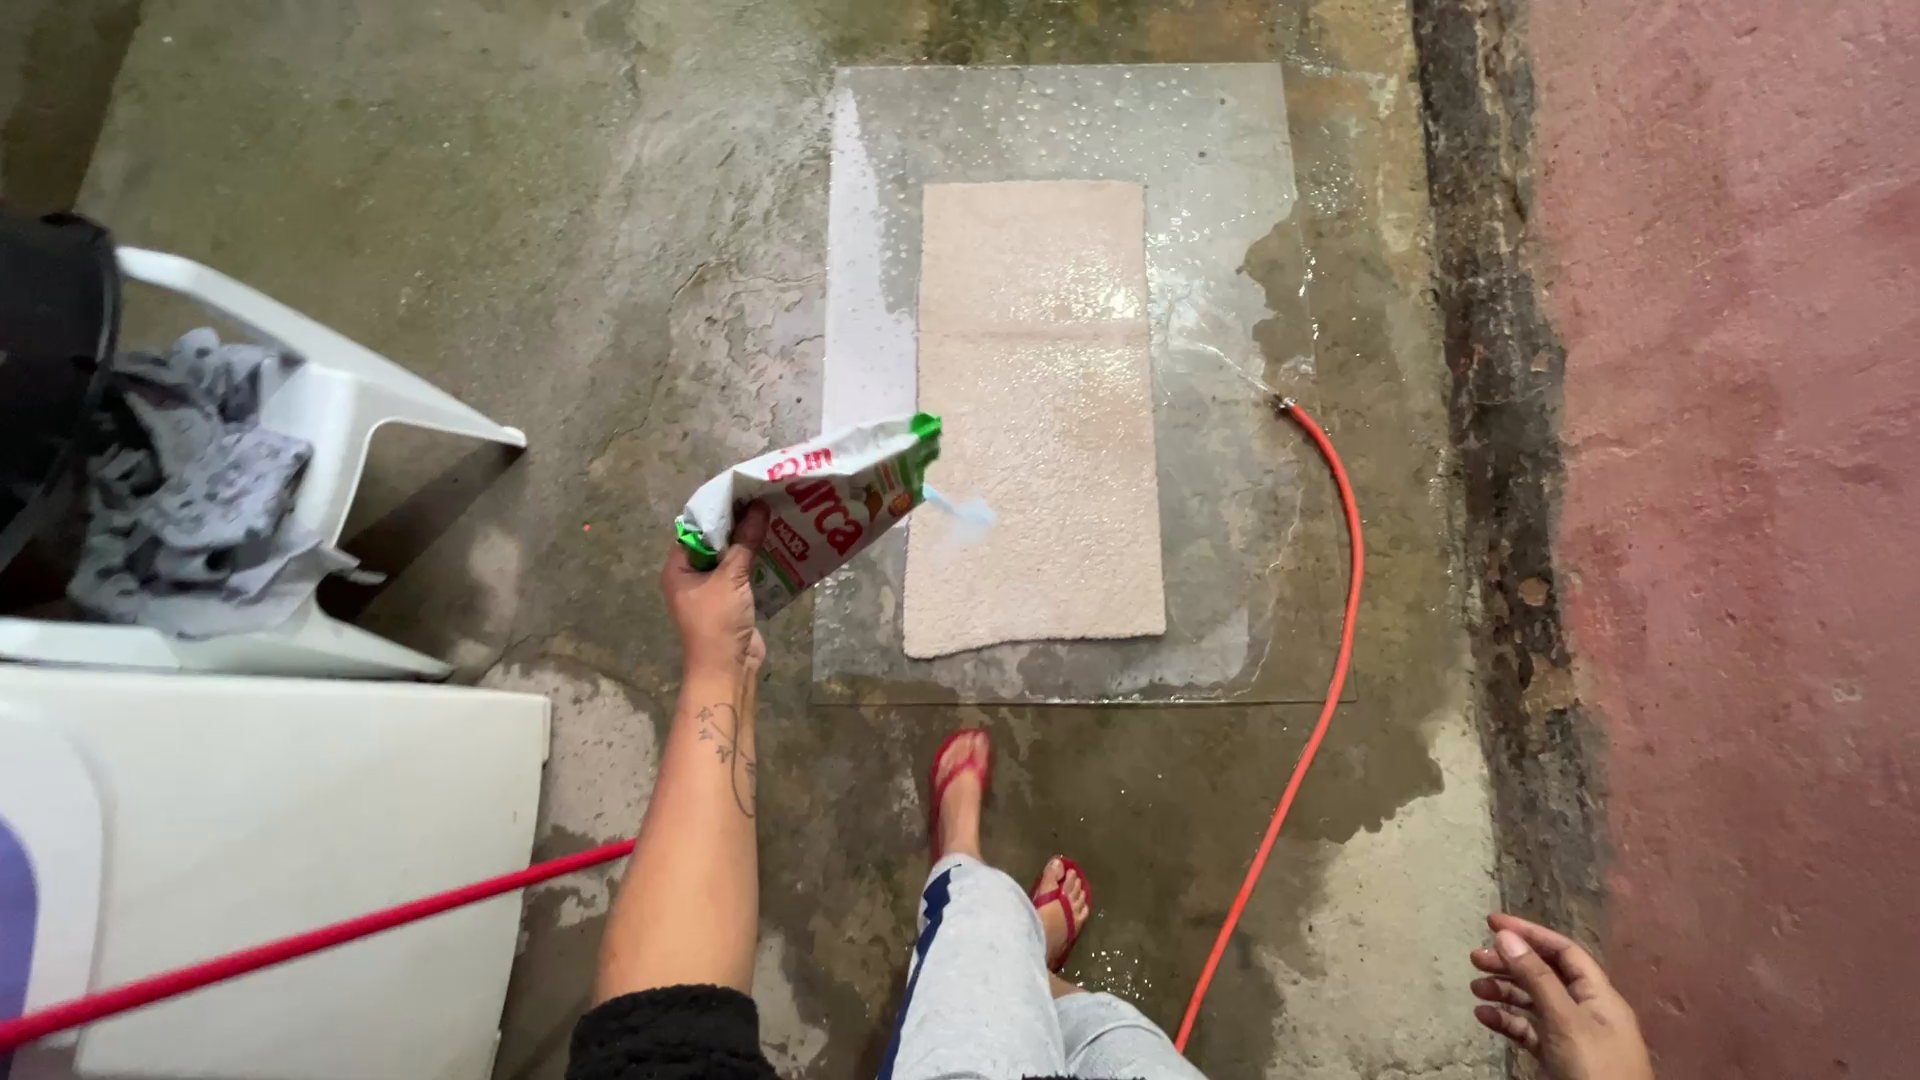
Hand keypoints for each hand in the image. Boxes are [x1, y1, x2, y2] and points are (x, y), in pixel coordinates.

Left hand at [662, 501, 770, 674]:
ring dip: (751, 543)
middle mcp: (692, 576)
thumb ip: (744, 542)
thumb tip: (759, 507)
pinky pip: (744, 574)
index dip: (719, 511)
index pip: (697, 529)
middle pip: (716, 542)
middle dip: (739, 524)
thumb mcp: (731, 578)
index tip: (743, 492)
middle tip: (764, 500)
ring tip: (775, 518)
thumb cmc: (717, 622)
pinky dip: (758, 562)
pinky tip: (779, 546)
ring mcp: (712, 589)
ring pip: (732, 557)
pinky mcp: (732, 600)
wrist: (727, 669)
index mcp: (678, 568)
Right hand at [1469, 913, 1653, 1079]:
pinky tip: (1484, 1017)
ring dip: (1502, 990)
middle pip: (1543, 974)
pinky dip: (1505, 1019)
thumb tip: (1505, 935)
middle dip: (1509, 962)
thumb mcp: (1565, 1021)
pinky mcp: (1557, 1057)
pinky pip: (1527, 1028)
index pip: (1564, 952)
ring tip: (1476, 990)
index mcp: (1599, 998)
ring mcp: (1571, 1035)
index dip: (1530, 933)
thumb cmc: (1595, 1070)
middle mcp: (1585, 1011)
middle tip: (1474, 958)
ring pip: (1531, 1000)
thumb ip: (1536, 977)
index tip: (1491, 923)